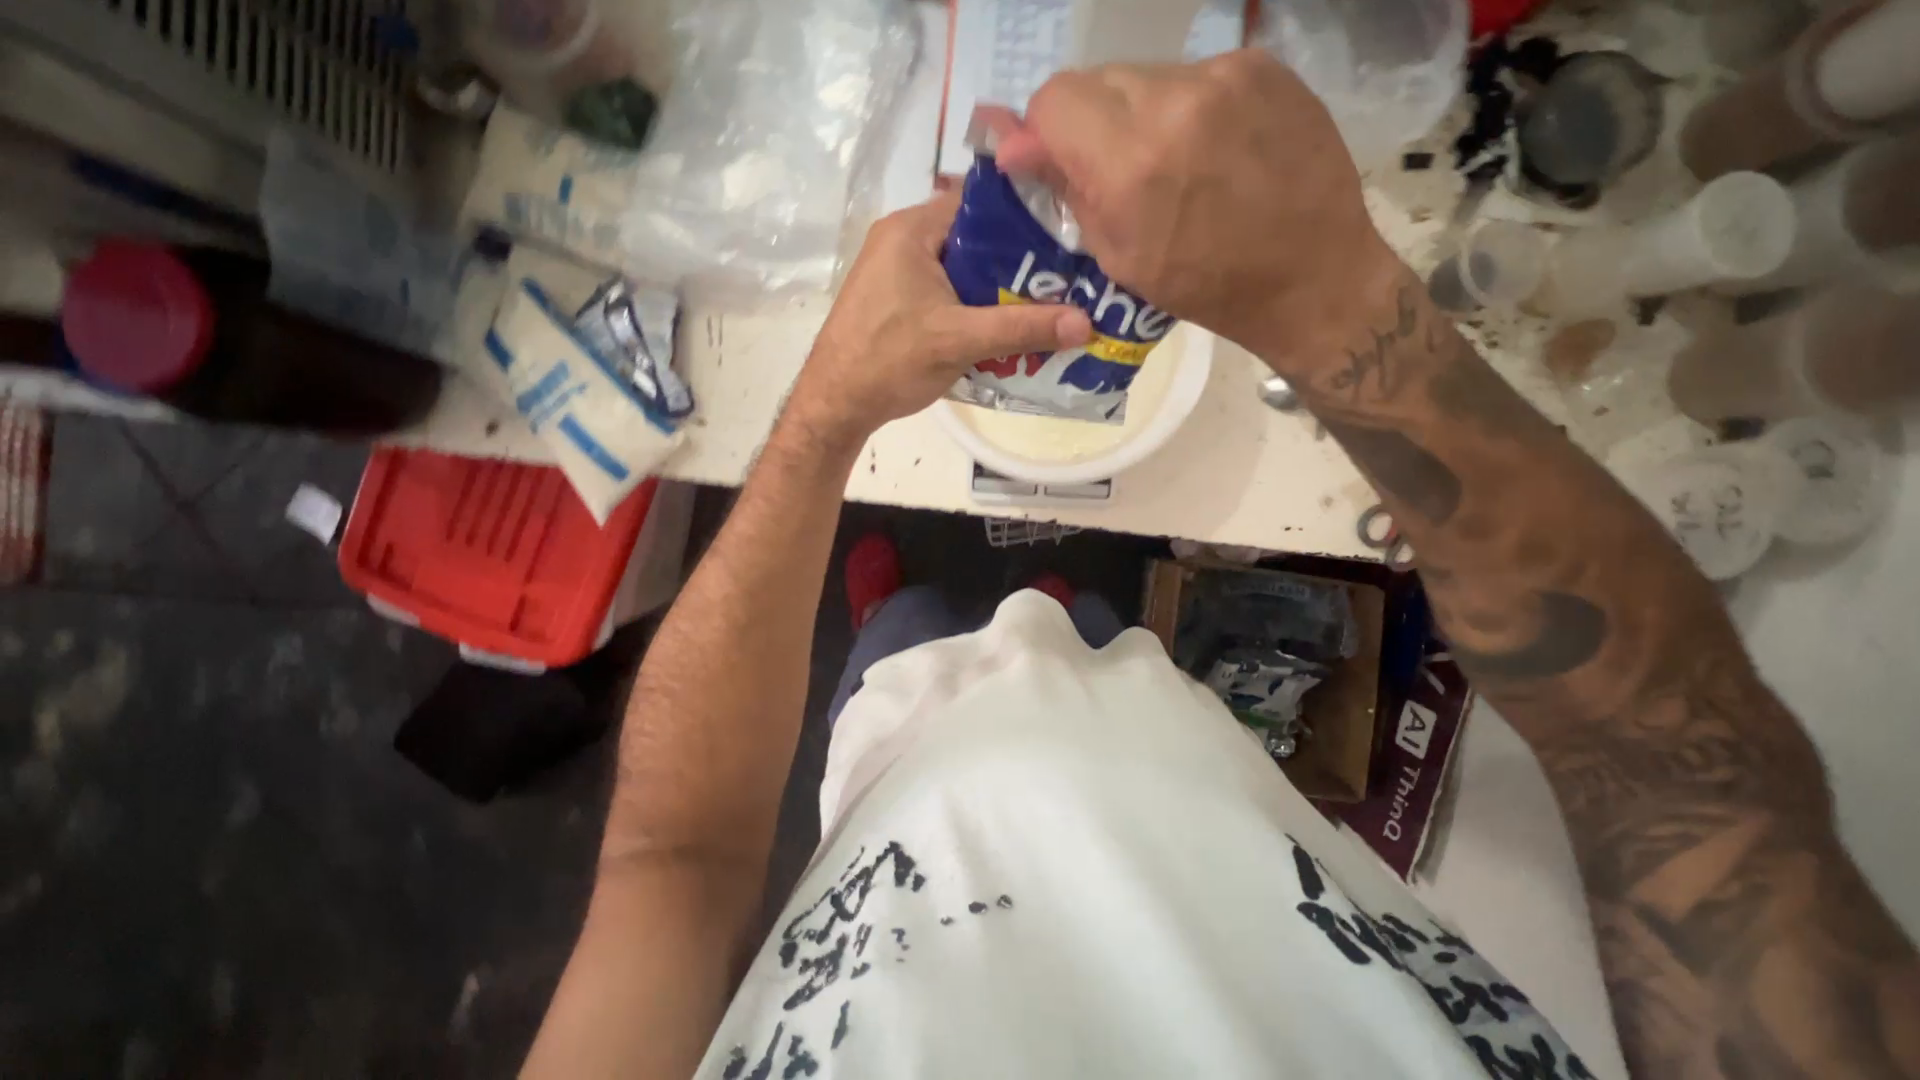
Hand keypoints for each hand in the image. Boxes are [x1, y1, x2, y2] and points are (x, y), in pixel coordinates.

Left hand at [786, 194, 1093, 445]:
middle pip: (973, 238)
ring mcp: (895, 271)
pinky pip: (946, 291)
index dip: (1024, 219)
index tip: (1066, 240)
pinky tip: (1003, 328)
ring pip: (961, 268)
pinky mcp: (895, 300)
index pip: (979, 204)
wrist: (834, 405)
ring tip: (1042, 307)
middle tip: (1063, 281)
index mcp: (910, 229)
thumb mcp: (960, 340)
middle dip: (1016, 262)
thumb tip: (1087, 323)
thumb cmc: (888, 361)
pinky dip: (973, 306)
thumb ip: (1022, 328)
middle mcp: (900, 239)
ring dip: (996, 289)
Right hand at [990, 50, 1404, 361]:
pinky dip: (1191, 106)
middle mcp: (1173, 103)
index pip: (1054, 99)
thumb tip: (1014, 145)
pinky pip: (1198, 74)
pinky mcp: (1262, 66)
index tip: (1062, 157)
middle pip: (1099, 80)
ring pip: (1148, 74)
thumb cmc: (1206, 285)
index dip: (1048, 129)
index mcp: (1130, 163)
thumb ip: (1068, 189)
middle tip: (1120, 166)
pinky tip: (1216, 147)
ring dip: (1143, 111)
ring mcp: (1224, 77)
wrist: (1311, 275)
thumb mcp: (1119, 255)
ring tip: (1176, 160)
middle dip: (1095, 119)